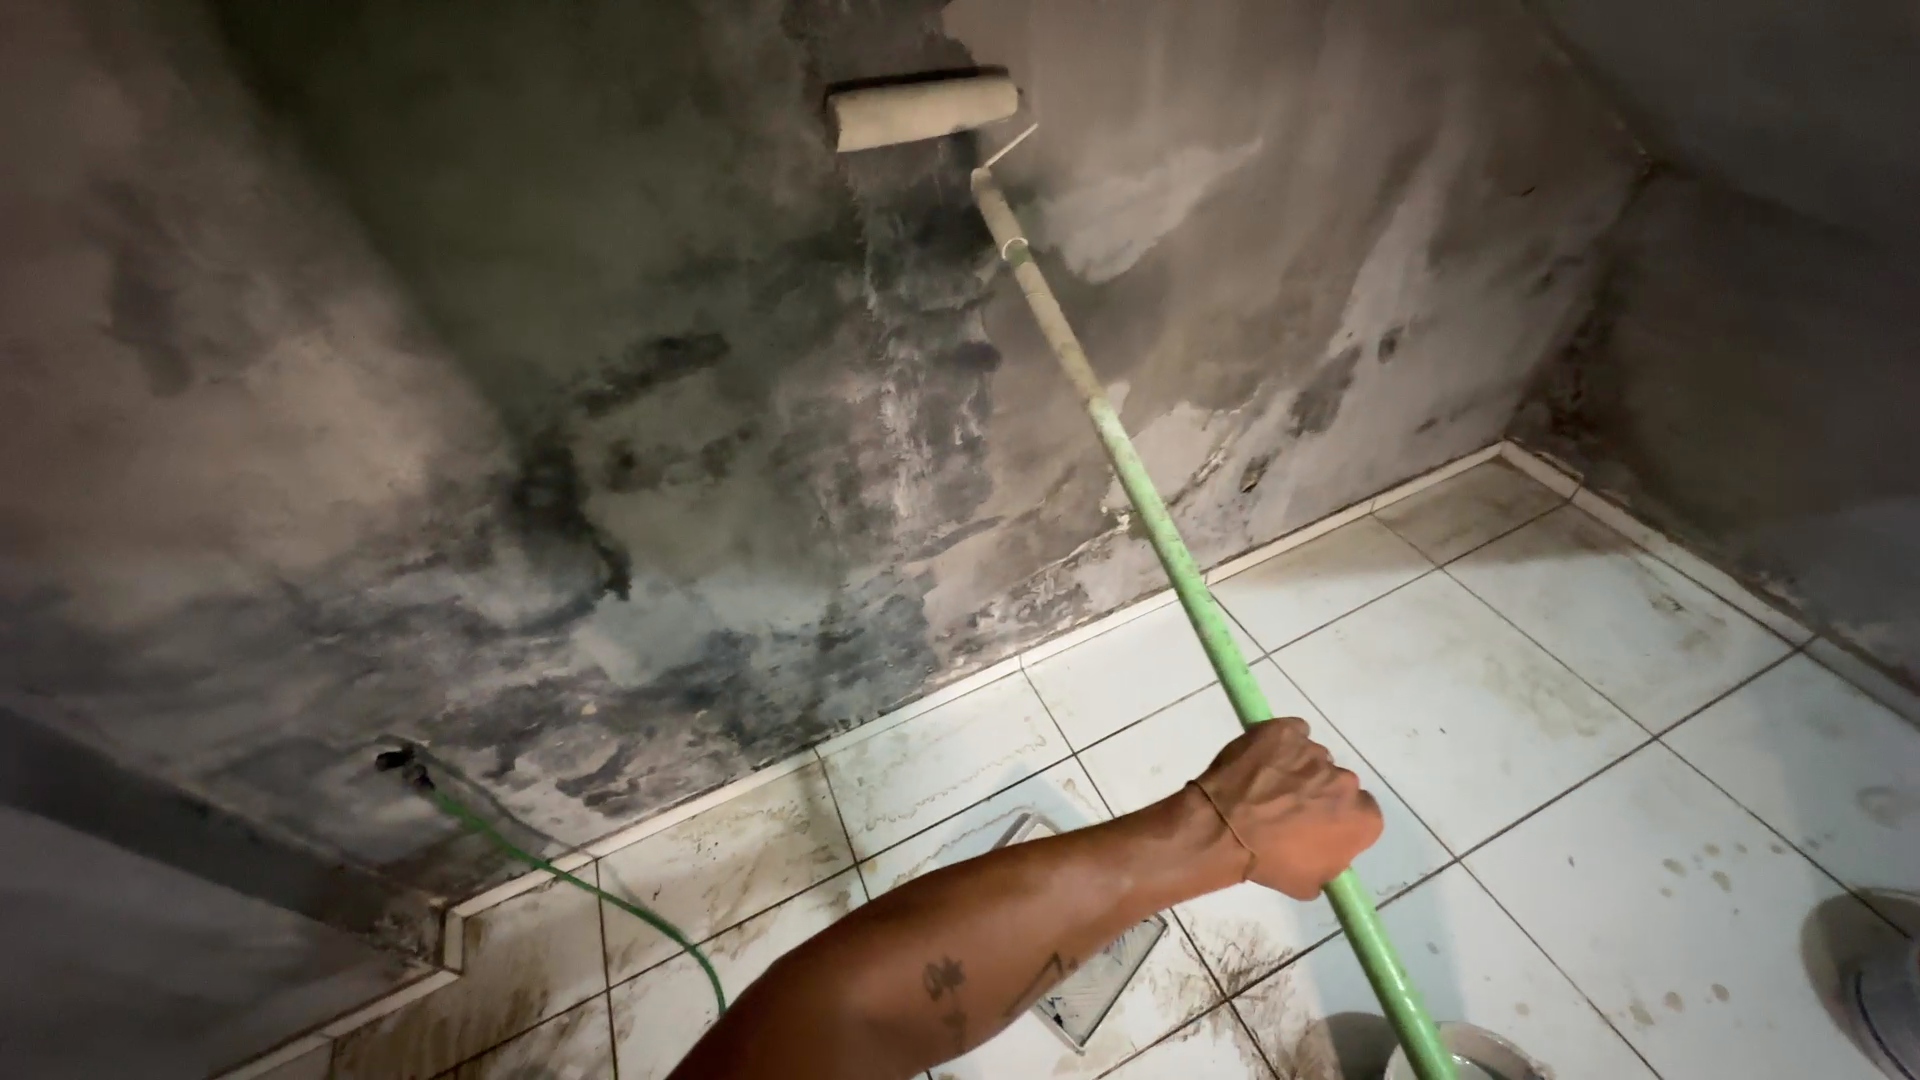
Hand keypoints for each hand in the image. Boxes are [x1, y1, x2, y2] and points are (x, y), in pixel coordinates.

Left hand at [1190, 717, 1383, 899]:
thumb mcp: (1312, 881)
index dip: (1338, 817)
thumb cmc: (1269, 861)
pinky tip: (1263, 756)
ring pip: (1311, 757)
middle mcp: (1345, 780)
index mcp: (1362, 818)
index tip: (1317, 823)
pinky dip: (1281, 741)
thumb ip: (1332, 860)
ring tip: (1266, 782)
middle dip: (1318, 791)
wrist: (1223, 827)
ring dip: (1296, 767)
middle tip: (1288, 803)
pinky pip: (1292, 731)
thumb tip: (1326, 849)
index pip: (1361, 812)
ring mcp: (1313, 751)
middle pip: (1337, 782)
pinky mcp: (1283, 731)